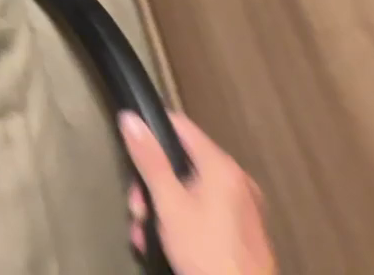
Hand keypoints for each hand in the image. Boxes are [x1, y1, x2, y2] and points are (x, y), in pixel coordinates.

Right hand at [121, 111, 275, 274]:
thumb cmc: (207, 255)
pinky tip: (168, 242)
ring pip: (190, 189)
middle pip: (181, 162)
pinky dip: (183, 219)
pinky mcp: (242, 231)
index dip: (151, 131)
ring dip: (163, 206)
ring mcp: (242, 206)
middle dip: (152, 184)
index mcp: (221, 166)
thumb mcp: (169, 204)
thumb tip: (131, 119)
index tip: (131, 151)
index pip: (179, 125)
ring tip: (148, 233)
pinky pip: (205, 210)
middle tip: (139, 209)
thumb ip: (150, 160)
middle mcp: (236, 179)